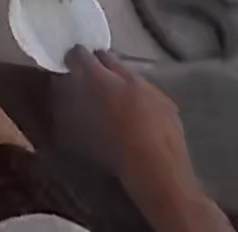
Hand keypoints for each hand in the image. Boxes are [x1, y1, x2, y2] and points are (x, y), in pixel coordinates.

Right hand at [64, 47, 229, 231]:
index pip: (83, 56)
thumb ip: (82, 103)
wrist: (166, 182)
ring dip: (118, 79)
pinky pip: (146, 88)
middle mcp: (129, 78)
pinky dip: (137, 94)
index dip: (74, 58)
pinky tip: (137, 114)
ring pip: (128, 72)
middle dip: (96, 63)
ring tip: (115, 99)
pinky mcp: (167, 101)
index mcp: (106, 84)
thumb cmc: (121, 161)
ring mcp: (151, 88)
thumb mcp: (90, 132)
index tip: (70, 64)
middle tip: (89, 78)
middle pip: (107, 57)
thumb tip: (76, 88)